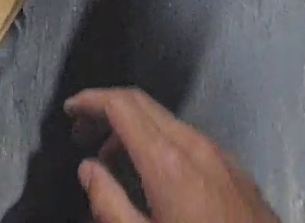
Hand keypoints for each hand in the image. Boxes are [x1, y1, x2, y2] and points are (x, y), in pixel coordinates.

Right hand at [65, 88, 279, 222]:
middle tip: (81, 133)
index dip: (91, 100)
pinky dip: (159, 142)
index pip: (122, 105)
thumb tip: (89, 169)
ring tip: (111, 161)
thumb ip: (110, 205)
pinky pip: (188, 139)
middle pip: (143, 103)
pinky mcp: (235, 169)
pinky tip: (152, 176)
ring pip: (166, 121)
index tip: (69, 110)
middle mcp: (194, 144)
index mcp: (167, 161)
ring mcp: (219, 153)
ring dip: (134, 128)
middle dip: (108, 109)